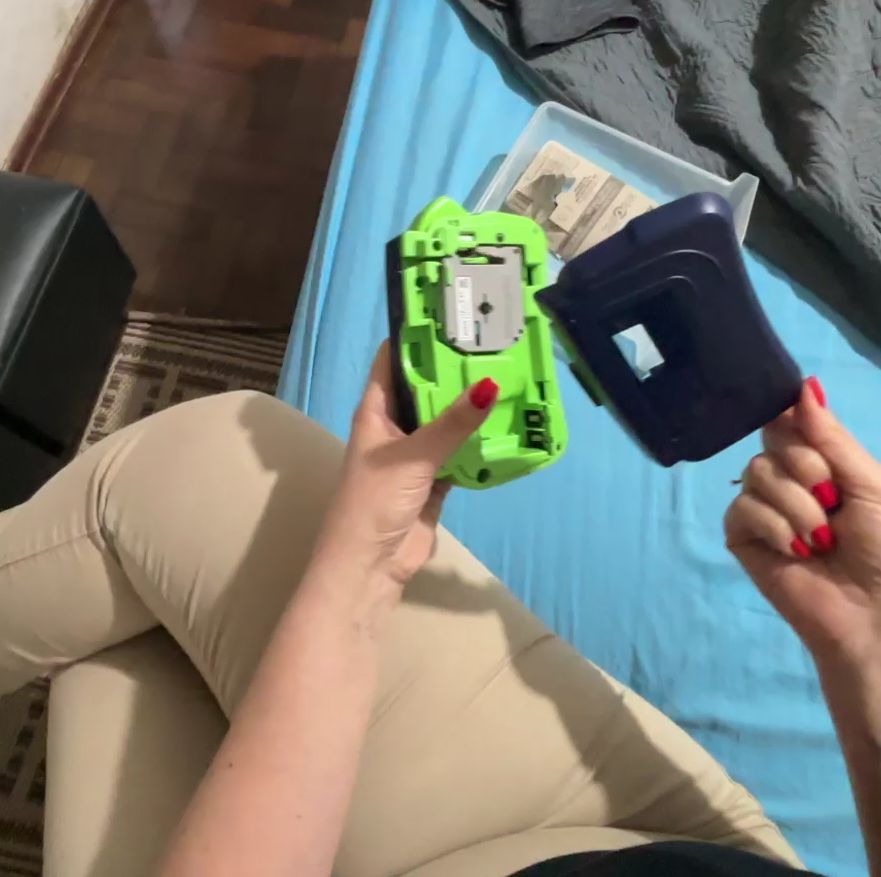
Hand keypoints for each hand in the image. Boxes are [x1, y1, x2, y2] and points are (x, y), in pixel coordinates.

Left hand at [322, 342, 496, 585]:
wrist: (370, 567)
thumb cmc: (375, 501)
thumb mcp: (412, 456)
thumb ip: (452, 423)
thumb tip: (490, 384)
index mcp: (375, 411)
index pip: (393, 360)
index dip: (416, 334)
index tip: (452, 313)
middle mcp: (394, 426)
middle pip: (425, 388)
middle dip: (454, 369)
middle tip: (495, 344)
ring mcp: (415, 453)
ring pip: (445, 420)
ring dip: (470, 406)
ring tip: (510, 376)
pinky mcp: (435, 479)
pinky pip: (460, 451)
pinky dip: (479, 441)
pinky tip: (508, 425)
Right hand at [724, 379, 880, 663]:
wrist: (878, 618)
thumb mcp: (875, 486)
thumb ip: (833, 438)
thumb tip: (804, 383)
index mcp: (823, 464)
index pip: (790, 420)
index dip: (791, 417)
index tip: (797, 421)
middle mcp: (788, 479)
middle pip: (771, 440)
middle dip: (806, 468)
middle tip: (833, 500)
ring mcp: (763, 507)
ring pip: (757, 473)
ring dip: (797, 506)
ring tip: (821, 541)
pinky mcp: (742, 535)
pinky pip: (743, 507)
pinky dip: (775, 527)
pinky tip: (797, 552)